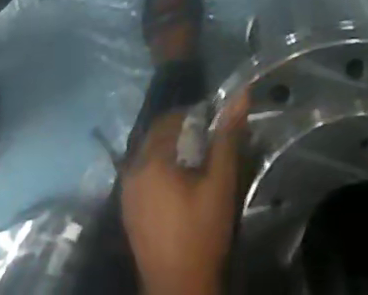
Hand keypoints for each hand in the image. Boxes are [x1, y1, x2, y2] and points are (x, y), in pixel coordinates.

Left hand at [121, 91, 249, 294]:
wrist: (179, 289)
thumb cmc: (202, 232)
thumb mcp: (220, 182)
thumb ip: (228, 136)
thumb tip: (241, 93)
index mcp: (151, 161)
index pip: (169, 119)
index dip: (193, 113)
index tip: (214, 119)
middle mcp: (132, 171)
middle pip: (155, 135)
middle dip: (181, 130)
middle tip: (209, 137)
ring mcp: (126, 194)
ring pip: (148, 154)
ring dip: (170, 148)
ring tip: (198, 158)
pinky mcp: (128, 211)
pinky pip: (143, 174)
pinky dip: (160, 168)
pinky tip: (181, 182)